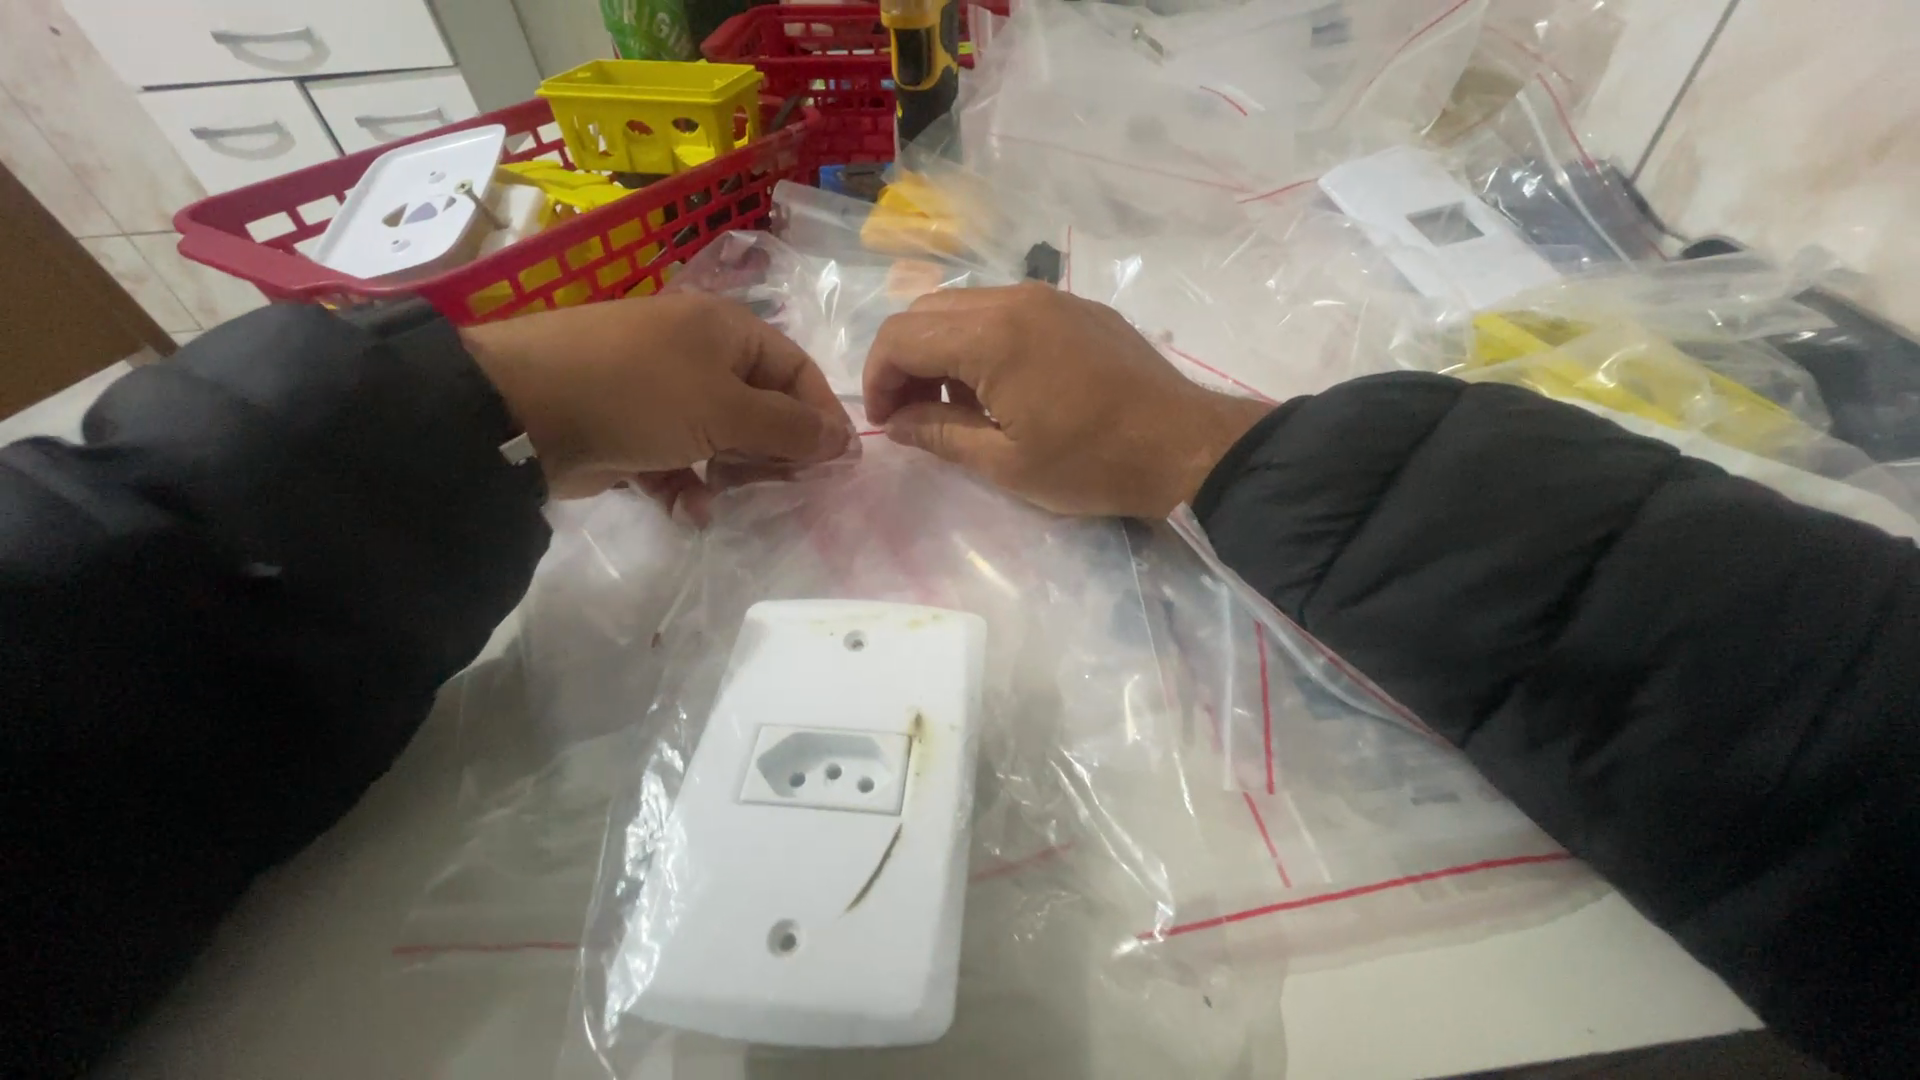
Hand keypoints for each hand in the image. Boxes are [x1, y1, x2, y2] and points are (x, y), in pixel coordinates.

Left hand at [462, 293, 852, 511]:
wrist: (522, 410)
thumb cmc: (641, 394)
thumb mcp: (727, 411)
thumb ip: (790, 429)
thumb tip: (843, 441)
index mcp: (725, 330)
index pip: (797, 371)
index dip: (822, 416)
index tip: (838, 464)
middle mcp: (696, 354)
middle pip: (760, 408)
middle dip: (772, 452)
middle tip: (783, 489)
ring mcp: (659, 391)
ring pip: (719, 439)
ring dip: (727, 475)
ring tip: (722, 498)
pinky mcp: (629, 428)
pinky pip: (676, 459)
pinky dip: (684, 486)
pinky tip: (685, 509)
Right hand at [864, 285, 1271, 517]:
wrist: (1184, 445)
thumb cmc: (1091, 463)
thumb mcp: (1006, 463)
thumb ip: (938, 435)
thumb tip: (893, 423)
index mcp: (991, 336)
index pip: (901, 337)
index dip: (877, 379)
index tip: (885, 422)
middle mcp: (1014, 299)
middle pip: (927, 313)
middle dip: (905, 362)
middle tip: (913, 416)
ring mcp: (1049, 296)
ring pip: (965, 308)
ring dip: (943, 352)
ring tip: (957, 407)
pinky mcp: (1074, 307)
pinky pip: (1005, 311)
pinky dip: (981, 342)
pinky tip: (1001, 388)